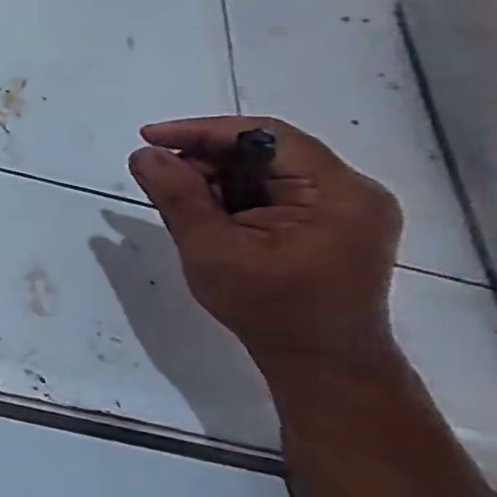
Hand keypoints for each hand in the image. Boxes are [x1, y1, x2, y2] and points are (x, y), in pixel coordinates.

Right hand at [128, 116, 403, 381]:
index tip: (149, 137)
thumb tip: (144, 153)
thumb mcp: (211, 249)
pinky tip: (210, 217)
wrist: (321, 366)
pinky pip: (276, 191)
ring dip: (218, 179)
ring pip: (266, 170)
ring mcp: (347, 208)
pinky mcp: (333, 224)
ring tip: (182, 205)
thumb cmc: (268, 309)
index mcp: (336, 193)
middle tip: (160, 179)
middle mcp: (352, 191)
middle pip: (265, 151)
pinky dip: (236, 196)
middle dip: (206, 159)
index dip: (201, 131)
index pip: (264, 135)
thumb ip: (177, 196)